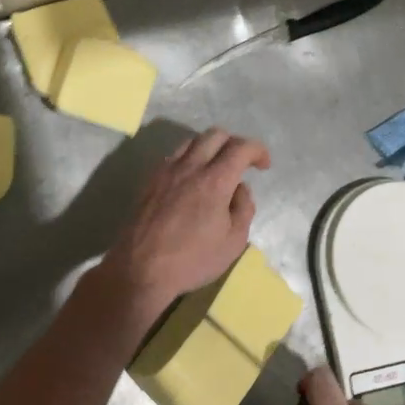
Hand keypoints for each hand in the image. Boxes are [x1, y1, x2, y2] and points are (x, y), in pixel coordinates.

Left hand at [96, 127, 270, 328]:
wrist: (140, 269)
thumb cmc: (192, 260)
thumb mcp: (233, 242)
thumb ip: (243, 209)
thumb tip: (239, 189)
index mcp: (214, 180)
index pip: (241, 147)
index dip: (258, 150)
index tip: (264, 165)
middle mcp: (189, 167)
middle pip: (215, 135)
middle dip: (234, 143)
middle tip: (241, 164)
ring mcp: (165, 171)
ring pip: (191, 142)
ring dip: (209, 148)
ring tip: (215, 170)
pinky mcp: (149, 180)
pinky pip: (173, 157)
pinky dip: (189, 159)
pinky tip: (191, 182)